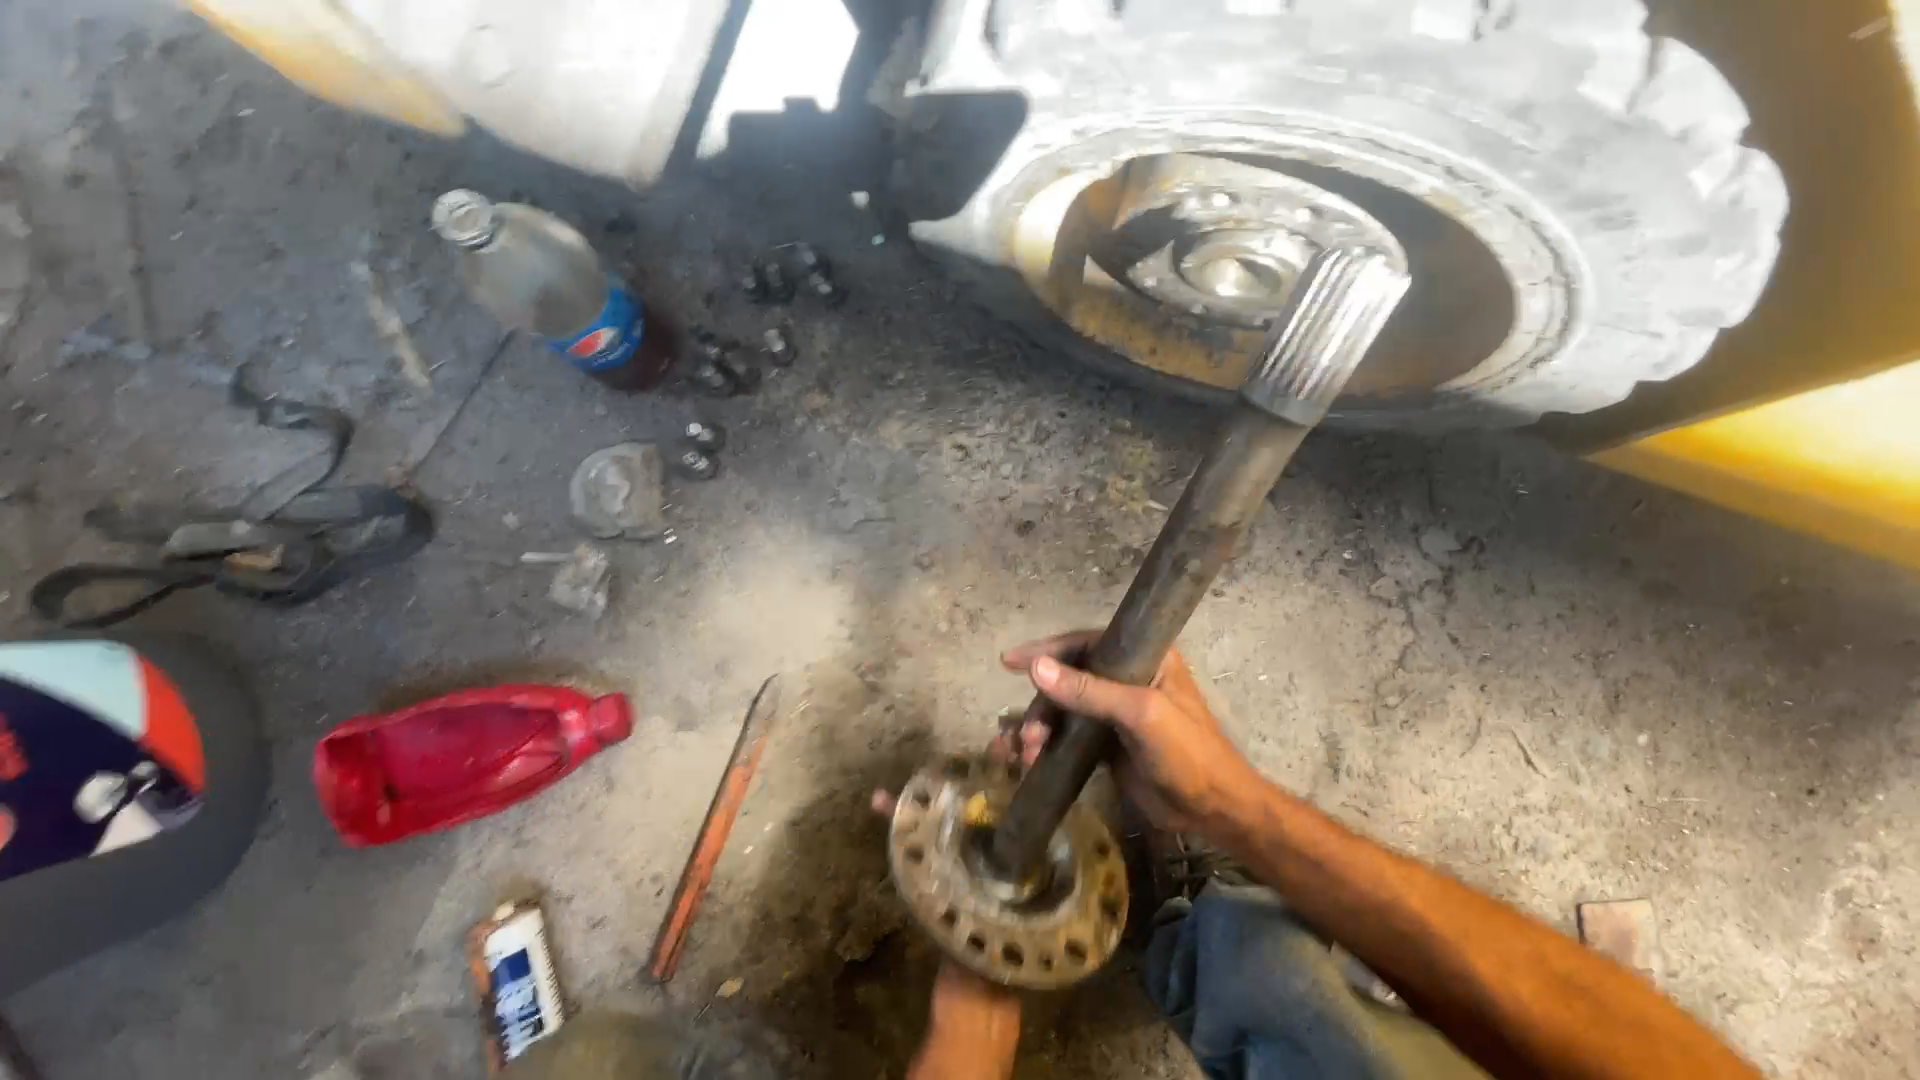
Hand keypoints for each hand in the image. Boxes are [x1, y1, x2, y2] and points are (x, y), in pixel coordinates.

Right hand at [999, 631, 1263, 836]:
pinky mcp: (1106, 745)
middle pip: (1067, 681)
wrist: (1214, 811)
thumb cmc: (1188, 754)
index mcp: (1144, 659)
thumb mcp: (1140, 714)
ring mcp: (1115, 713)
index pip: (1085, 644)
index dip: (1047, 651)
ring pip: (1062, 711)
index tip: (1009, 662)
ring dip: (1037, 729)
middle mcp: (1126, 679)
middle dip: (1041, 707)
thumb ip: (1088, 691)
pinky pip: (1066, 737)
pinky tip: (1020, 761)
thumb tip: (1036, 668)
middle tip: (1028, 737)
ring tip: (1024, 754)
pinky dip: (1043, 746)